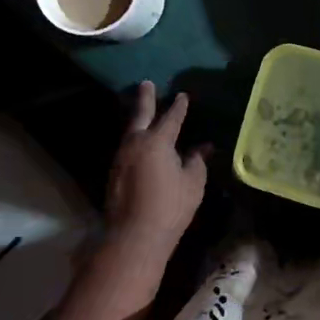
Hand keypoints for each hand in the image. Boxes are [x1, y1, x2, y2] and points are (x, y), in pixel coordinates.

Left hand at [105, 82, 208, 251]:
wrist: (134, 236)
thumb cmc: (170, 207)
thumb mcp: (193, 182)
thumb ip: (197, 161)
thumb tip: (204, 147)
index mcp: (157, 141)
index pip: (171, 118)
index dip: (179, 107)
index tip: (182, 96)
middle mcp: (135, 143)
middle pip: (140, 114)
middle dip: (145, 98)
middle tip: (146, 83)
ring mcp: (121, 158)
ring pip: (131, 132)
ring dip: (138, 120)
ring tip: (144, 112)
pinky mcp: (114, 174)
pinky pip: (127, 148)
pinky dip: (135, 140)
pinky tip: (141, 144)